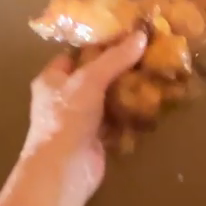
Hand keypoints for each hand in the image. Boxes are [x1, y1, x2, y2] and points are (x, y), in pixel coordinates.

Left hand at [14, 33, 147, 205]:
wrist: (64, 170)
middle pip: (94, 76)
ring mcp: (79, 119)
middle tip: (146, 53)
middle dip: (118, 67)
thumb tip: (142, 35)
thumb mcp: (90, 80)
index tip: (125, 35)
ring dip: (127, 90)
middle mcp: (63, 97)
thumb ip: (115, 58)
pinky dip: (130, 113)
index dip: (98, 44)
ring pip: (107, 98)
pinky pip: (116, 119)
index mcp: (52, 79)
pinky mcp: (95, 138)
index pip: (75, 54)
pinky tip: (151, 102)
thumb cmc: (67, 118)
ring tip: (154, 73)